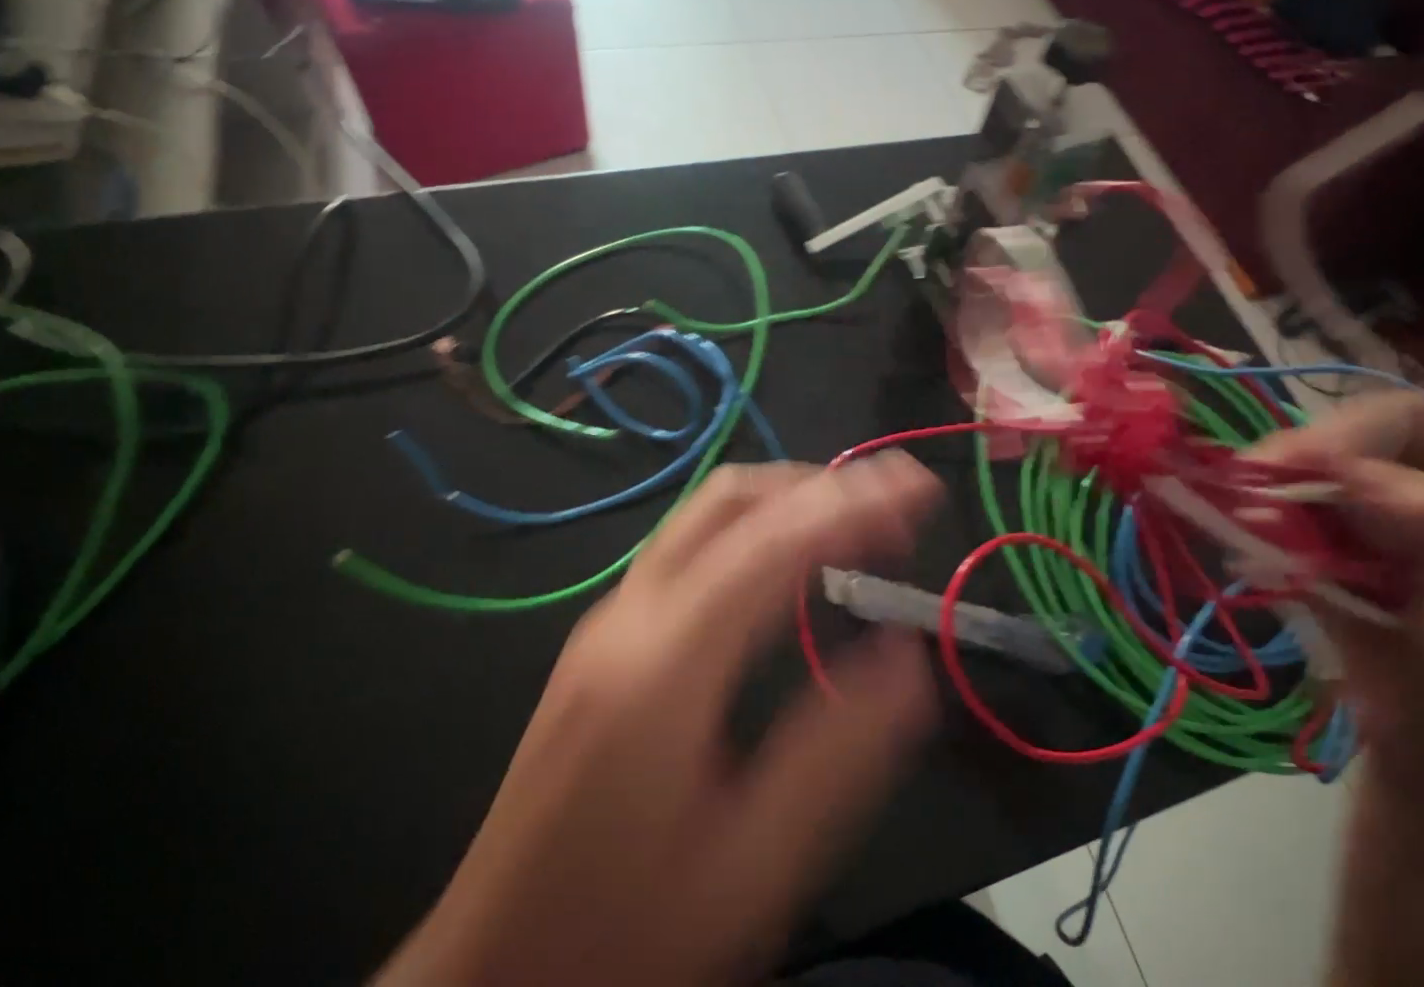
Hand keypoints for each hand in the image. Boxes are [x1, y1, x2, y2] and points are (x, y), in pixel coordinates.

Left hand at [374, 456, 944, 986]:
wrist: (500, 974)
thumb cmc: (633, 927)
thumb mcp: (759, 860)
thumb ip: (843, 750)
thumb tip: (910, 655)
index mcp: (664, 658)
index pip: (773, 538)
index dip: (856, 501)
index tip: (923, 490)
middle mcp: (625, 619)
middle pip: (725, 501)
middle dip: (819, 487)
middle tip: (895, 518)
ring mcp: (603, 632)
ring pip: (701, 524)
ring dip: (785, 511)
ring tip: (859, 541)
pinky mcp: (599, 657)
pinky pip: (685, 562)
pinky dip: (751, 544)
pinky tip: (790, 585)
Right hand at [1249, 392, 1423, 753]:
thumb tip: (1333, 464)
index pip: (1411, 421)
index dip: (1345, 431)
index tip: (1280, 466)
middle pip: (1351, 446)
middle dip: (1295, 462)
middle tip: (1239, 490)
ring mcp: (1381, 536)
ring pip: (1312, 484)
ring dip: (1271, 497)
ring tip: (1234, 522)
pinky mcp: (1337, 570)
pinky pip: (1292, 528)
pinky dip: (1262, 532)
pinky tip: (1245, 549)